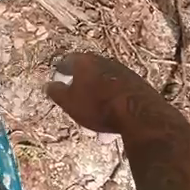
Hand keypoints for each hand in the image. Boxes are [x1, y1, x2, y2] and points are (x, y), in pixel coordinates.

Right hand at [44, 51, 161, 133]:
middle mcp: (105, 62)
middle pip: (89, 76)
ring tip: (97, 127)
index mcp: (85, 62)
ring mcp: (124, 74)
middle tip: (77, 108)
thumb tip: (49, 85)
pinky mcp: (140, 87)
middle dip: (82, 92)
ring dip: (99, 104)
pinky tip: (113, 127)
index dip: (61, 72)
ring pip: (105, 88)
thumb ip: (56, 92)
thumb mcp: (69, 102)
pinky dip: (113, 108)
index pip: (68, 61)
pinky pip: (119, 96)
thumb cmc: (98, 106)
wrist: (140, 115)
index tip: (58, 82)